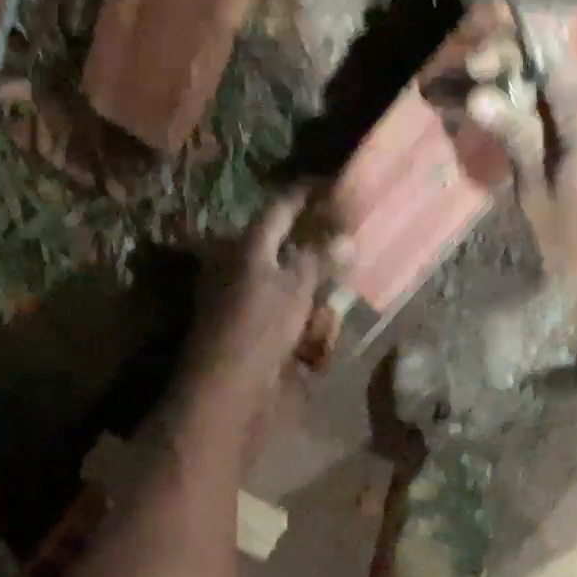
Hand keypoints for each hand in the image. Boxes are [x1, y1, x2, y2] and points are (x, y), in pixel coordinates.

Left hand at [172, 191, 327, 462]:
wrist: (226, 392)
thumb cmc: (259, 331)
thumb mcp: (295, 289)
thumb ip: (319, 259)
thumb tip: (345, 235)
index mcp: (246, 247)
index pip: (280, 207)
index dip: (308, 193)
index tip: (337, 184)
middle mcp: (240, 266)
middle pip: (283, 242)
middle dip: (316, 239)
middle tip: (350, 234)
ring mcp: (244, 299)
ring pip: (287, 276)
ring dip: (315, 277)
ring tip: (346, 275)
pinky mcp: (250, 329)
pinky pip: (286, 309)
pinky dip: (306, 309)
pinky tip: (326, 319)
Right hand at [466, 62, 576, 316]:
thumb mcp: (541, 196)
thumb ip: (517, 138)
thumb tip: (480, 97)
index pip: (545, 47)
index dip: (504, 51)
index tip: (473, 70)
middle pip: (556, 64)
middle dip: (509, 74)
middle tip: (470, 99)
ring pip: (568, 89)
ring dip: (527, 98)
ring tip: (488, 119)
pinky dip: (550, 116)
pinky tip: (523, 138)